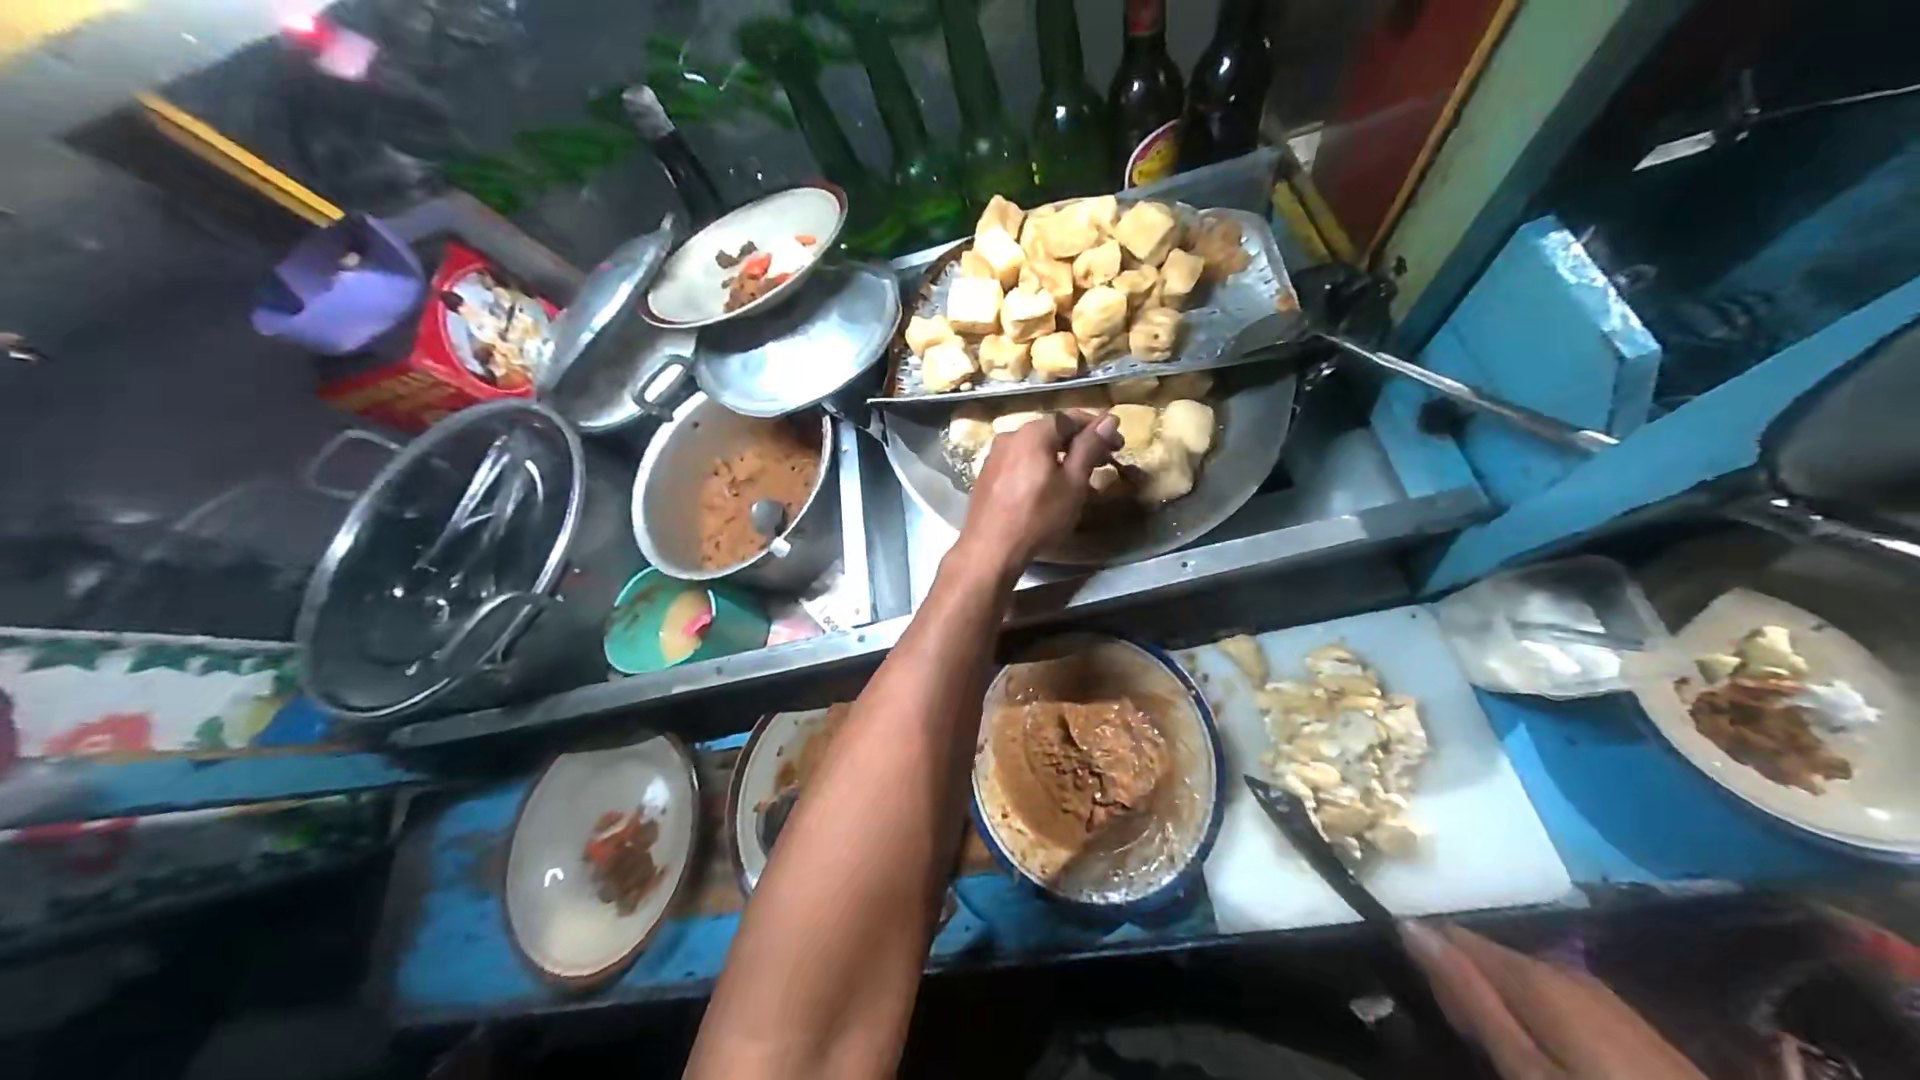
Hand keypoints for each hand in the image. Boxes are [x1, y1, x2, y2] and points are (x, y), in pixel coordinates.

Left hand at [956, 410, 1120, 574]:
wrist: (989, 549)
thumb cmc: (1038, 516)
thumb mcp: (1073, 483)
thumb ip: (1090, 447)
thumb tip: (1109, 419)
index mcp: (1032, 433)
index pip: (1071, 417)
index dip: (1097, 427)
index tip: (1118, 444)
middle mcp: (1010, 436)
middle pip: (1052, 431)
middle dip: (1079, 443)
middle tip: (1103, 461)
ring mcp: (994, 456)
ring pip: (1035, 448)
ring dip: (1060, 456)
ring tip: (1078, 477)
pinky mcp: (987, 475)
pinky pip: (1020, 462)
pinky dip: (1039, 467)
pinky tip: (1049, 487)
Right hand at [1401, 922, 1706, 1079]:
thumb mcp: (1525, 1069)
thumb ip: (1468, 996)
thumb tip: (1409, 925)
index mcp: (1533, 974)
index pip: (1453, 935)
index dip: (1432, 961)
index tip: (1437, 1008)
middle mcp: (1562, 966)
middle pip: (1487, 956)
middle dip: (1469, 986)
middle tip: (1475, 1042)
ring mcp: (1600, 991)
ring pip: (1520, 975)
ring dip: (1501, 1001)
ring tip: (1508, 1051)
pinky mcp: (1624, 1018)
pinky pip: (1554, 994)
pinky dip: (1535, 1013)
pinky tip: (1549, 1054)